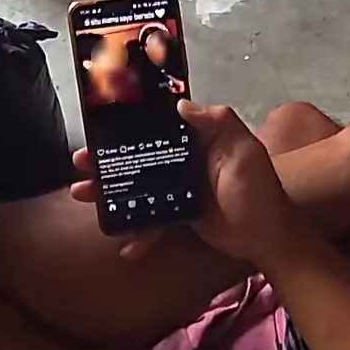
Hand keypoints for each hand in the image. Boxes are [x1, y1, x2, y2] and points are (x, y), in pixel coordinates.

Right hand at [68, 101, 313, 264]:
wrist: (269, 238)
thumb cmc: (258, 191)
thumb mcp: (244, 150)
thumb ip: (218, 122)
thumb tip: (181, 104)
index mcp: (196, 142)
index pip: (155, 130)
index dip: (126, 130)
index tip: (100, 131)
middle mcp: (184, 162)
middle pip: (138, 159)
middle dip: (107, 162)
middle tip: (80, 165)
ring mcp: (179, 190)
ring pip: (137, 189)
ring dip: (111, 194)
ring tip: (84, 196)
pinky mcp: (179, 215)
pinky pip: (152, 221)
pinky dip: (139, 233)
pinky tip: (125, 245)